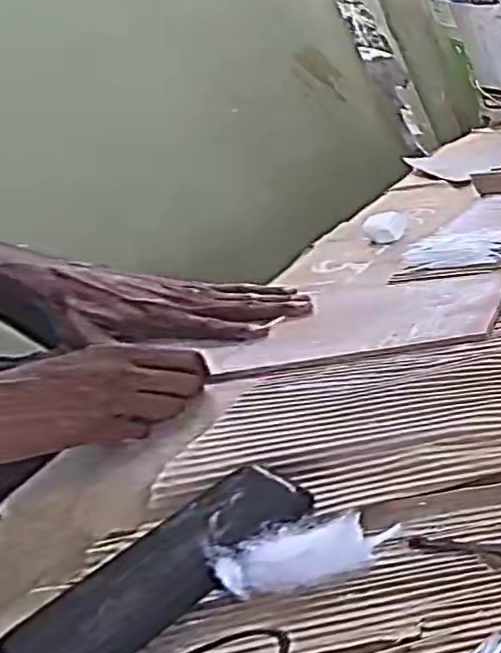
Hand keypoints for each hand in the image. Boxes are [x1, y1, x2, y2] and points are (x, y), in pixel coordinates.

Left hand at [0, 257, 309, 345]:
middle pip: (235, 305)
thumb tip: (148, 371)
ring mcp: (181, 292)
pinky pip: (224, 288)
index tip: (266, 333)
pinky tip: (263, 290)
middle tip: (302, 307)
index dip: (238, 330)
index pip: (210, 326)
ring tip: (297, 297)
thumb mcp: (82, 340)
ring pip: (236, 294)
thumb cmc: (64, 310)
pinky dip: (250, 289)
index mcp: (160, 318)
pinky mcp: (179, 286)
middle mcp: (178, 302)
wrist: (46, 280)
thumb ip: (122, 355)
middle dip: (272, 307)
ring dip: (269, 296)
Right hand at [0, 345, 208, 462]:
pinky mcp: (95, 427)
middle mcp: (121, 374)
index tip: (192, 382)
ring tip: (135, 417)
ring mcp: (111, 401)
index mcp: (118, 354)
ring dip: (159, 416)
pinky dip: (131, 435)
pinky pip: (140, 432)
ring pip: (172, 408)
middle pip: (189, 384)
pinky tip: (112, 432)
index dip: (196, 373)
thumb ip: (121, 365)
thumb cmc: (19, 389)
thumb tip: (159, 372)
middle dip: (183, 396)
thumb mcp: (76, 363)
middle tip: (165, 402)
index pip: (188, 359)